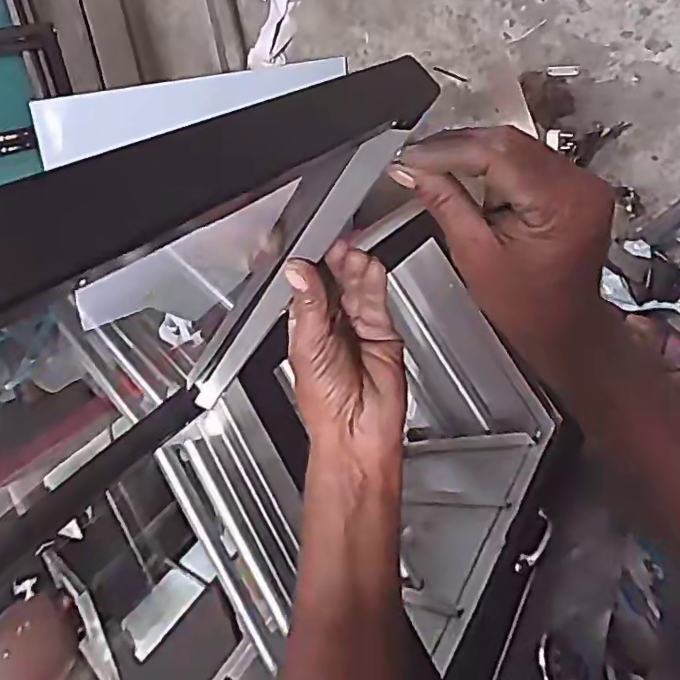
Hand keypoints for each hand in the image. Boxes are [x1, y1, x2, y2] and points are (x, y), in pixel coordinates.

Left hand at [284, 240, 406, 461]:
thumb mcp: (307, 348)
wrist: (357, 435)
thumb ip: (307, 306)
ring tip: (352, 251)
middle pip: (335, 283)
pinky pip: (377, 301)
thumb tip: (297, 272)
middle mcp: (331, 325)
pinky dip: (374, 282)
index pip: (308, 288)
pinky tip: (370, 267)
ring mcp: (358, 328)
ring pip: (356, 288)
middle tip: (337, 244)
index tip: (313, 245)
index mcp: (305, 328)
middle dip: (335, 262)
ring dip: (355, 268)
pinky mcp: (382, 332)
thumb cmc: (324, 405)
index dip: (311, 266)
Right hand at [393, 127, 620, 380]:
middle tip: (416, 157)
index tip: (412, 155)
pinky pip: (524, 155)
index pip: (495, 153)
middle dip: (454, 146)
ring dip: (470, 150)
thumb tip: (414, 169)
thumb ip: (444, 202)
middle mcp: (580, 185)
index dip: (446, 150)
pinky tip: (463, 171)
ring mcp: (581, 181)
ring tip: (433, 165)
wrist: (565, 329)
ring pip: (513, 142)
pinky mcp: (573, 182)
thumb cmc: (531, 309)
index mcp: (560, 203)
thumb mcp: (476, 255)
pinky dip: (490, 160)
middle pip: (505, 141)